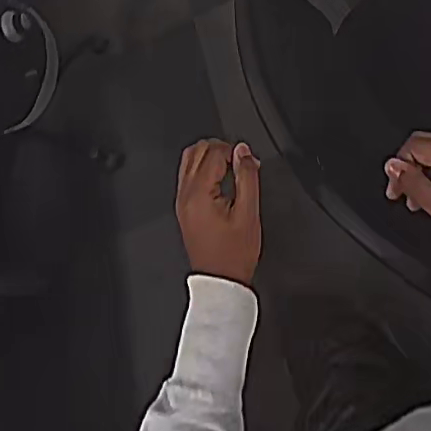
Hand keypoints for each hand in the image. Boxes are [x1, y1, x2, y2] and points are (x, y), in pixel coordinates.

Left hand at [176, 139, 261, 285]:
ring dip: (210, 155)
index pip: (213, 153)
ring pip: (190, 158)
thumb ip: (247, 176)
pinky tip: (220, 178)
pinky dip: (203, 167)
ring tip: (231, 167)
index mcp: (199, 195)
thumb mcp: (249, 212)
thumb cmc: (234, 253)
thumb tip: (243, 151)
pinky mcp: (183, 207)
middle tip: (240, 161)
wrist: (220, 281)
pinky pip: (188, 174)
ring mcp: (181, 201)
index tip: (248, 161)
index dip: (234, 151)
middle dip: (221, 149)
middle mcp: (185, 195)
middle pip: (198, 150)